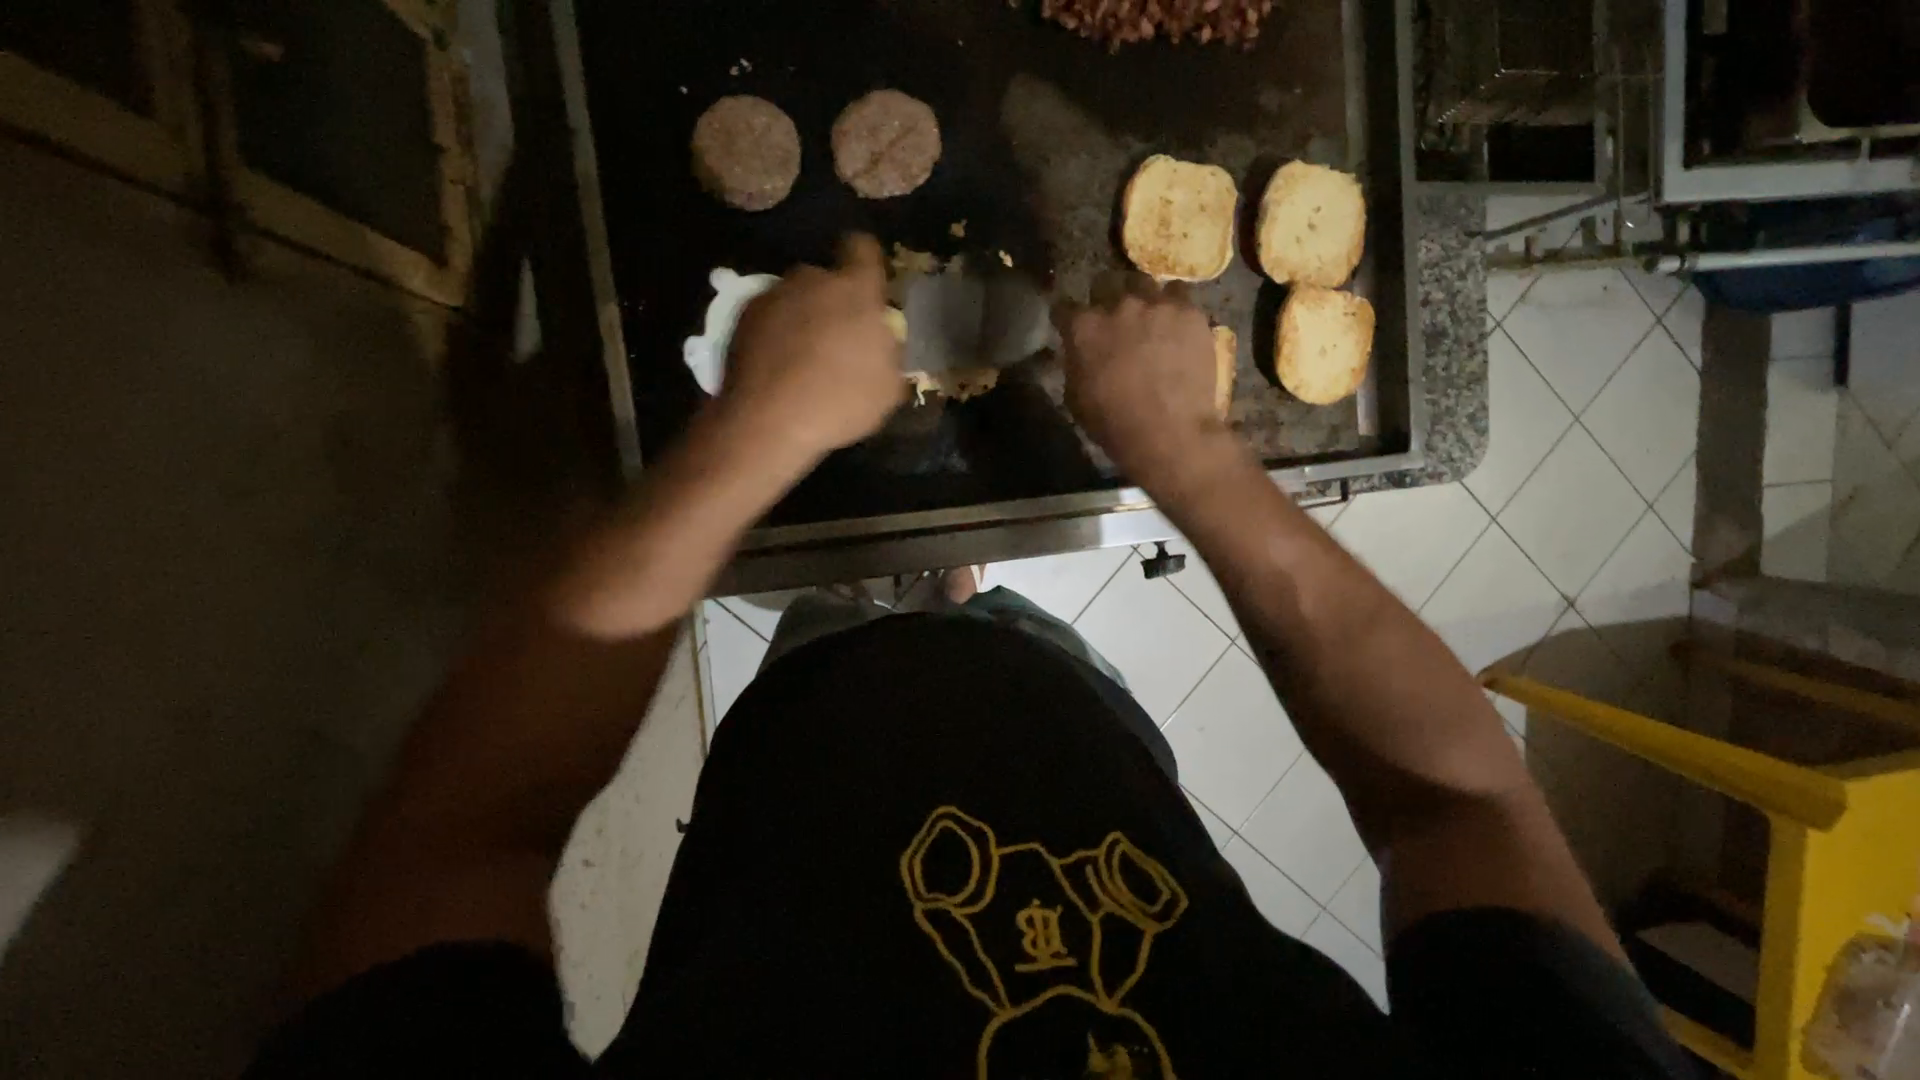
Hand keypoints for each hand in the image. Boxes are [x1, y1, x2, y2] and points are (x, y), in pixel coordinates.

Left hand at [720, 233, 905, 461]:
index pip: (863, 247)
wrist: (768, 422)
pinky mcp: (742, 316)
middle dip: (832, 298)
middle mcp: (812, 280)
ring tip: (802, 356)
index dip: (865, 263)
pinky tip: (777, 366)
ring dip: (801, 316)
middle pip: (825, 277)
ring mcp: (773, 295)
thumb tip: (881, 339)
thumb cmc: (840, 402)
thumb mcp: (888, 386)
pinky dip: (774, 332)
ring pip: (795, 296)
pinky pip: (768, 316)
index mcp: (856, 289)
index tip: (867, 288)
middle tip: (836, 336)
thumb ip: (889, 350)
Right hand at [1059, 274, 1239, 490]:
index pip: (1064, 306)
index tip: (1071, 325)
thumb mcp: (1076, 398)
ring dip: (1142, 297)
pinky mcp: (1189, 311)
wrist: (1169, 432)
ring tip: (1150, 316)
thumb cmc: (1114, 424)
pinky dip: (1175, 307)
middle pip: (1106, 282)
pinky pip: (1180, 295)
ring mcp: (1156, 304)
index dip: (1067, 317)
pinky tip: (1177, 326)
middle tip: (1115, 319)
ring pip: (1145, 282)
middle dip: (1106, 297)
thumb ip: (1074, 364)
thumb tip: (1078, 353)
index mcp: (1082, 327)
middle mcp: (1117, 304)